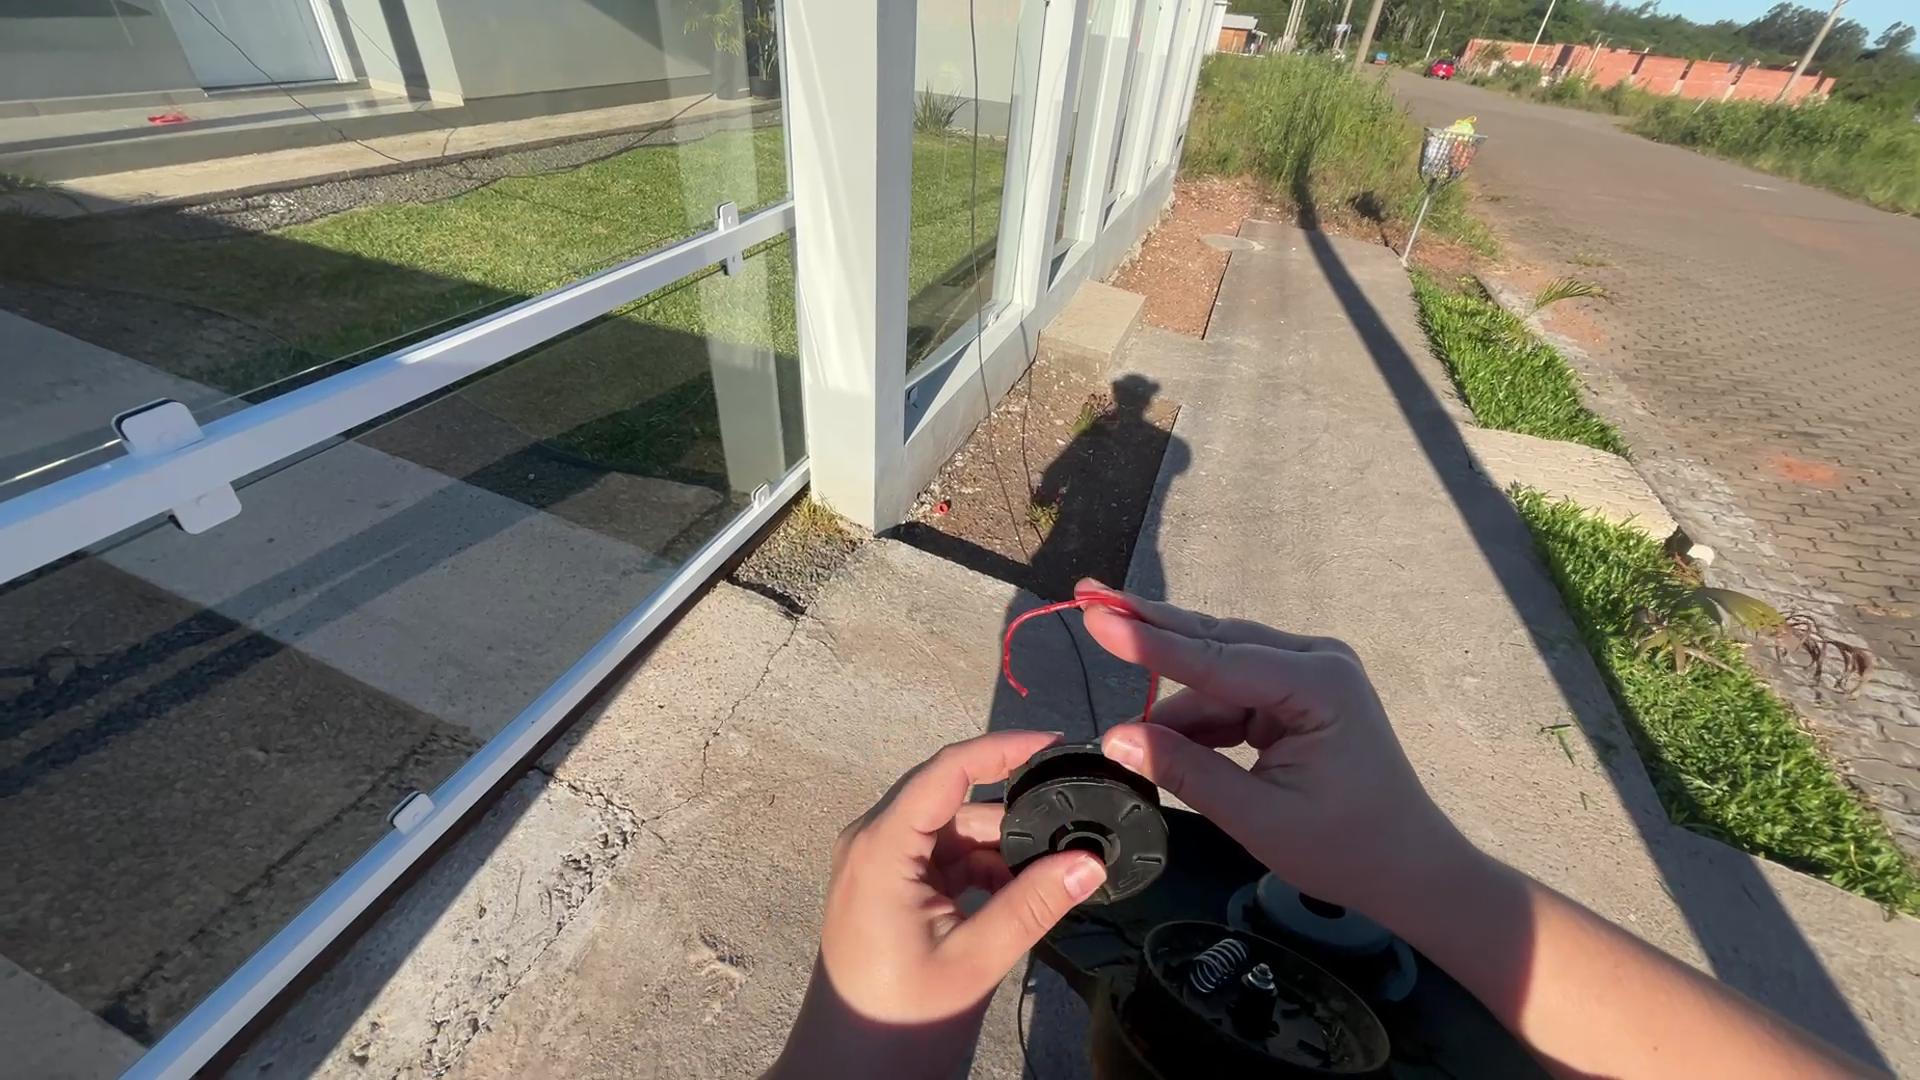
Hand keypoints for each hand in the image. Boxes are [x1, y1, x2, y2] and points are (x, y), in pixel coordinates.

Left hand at [767, 731, 1106, 1078]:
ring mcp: (878, 858)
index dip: (1001, 748)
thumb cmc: (899, 1020)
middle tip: (1063, 794)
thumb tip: (1090, 863)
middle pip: (949, 791)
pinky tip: (1015, 885)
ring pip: (948, 823)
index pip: (947, 769)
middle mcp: (874, 837)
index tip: (1052, 742)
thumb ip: (1032, 905)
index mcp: (883, 843)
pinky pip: (940, 851)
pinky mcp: (888, 881)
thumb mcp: (973, 960)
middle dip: (1007, 795)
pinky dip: (978, 862)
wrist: (849, 1074)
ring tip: (1048, 857)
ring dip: (995, 839)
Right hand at [1076, 580, 1468, 920]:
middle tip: (1087, 594)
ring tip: (1129, 738)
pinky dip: (1194, 717)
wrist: (1411, 869)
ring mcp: (1303, 668)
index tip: (1094, 615)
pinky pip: (1225, 692)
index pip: (1214, 658)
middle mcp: (1312, 658)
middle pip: (1211, 640)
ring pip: (1211, 672)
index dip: (1147, 641)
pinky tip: (1166, 741)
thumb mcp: (1258, 819)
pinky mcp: (1290, 688)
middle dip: (1146, 625)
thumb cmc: (1347, 850)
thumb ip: (1185, 771)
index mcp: (1317, 683)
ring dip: (1170, 703)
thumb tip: (1113, 738)